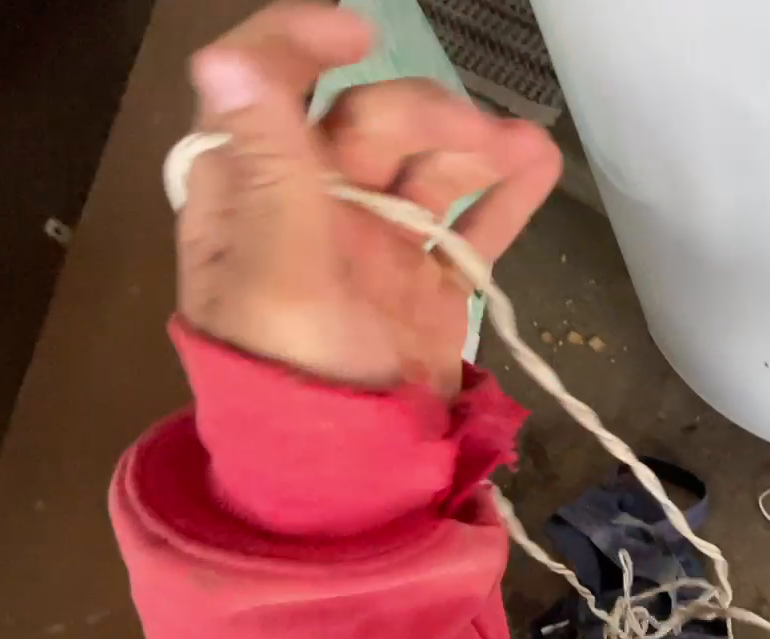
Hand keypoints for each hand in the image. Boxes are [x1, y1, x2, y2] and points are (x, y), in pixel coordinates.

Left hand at [176, 1, 560, 390]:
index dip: (304, 44)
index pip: (266, 87)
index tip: (362, 34)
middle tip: (484, 137)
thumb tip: (230, 58)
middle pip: (372, 128)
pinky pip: (471, 229)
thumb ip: (269, 171)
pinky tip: (540, 168)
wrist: (352, 465)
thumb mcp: (275, 275)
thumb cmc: (296, 375)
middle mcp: (318, 205)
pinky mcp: (432, 284)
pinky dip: (505, 200)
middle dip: (428, 118)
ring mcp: (382, 245)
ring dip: (480, 151)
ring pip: (431, 174)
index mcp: (255, 190)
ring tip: (531, 147)